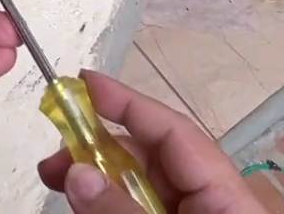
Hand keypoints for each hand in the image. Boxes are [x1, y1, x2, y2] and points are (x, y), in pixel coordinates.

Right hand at [38, 70, 266, 213]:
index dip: (126, 101)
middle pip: (152, 161)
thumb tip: (75, 171)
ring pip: (142, 192)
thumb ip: (122, 212)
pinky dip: (113, 208)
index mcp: (230, 199)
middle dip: (99, 152)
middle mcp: (215, 206)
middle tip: (53, 160)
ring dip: (99, 184)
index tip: (81, 82)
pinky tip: (86, 207)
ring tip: (57, 183)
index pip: (174, 131)